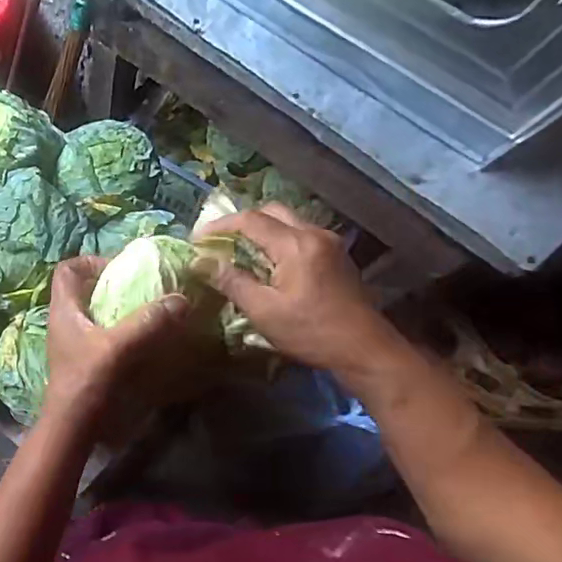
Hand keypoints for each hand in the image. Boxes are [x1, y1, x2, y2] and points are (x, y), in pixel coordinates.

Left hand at [41, 255, 192, 426]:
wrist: (72, 424)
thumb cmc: (87, 380)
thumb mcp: (119, 346)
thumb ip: (148, 322)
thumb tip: (180, 299)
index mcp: (63, 310)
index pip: (66, 270)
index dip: (90, 261)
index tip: (119, 267)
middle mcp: (63, 322)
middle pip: (82, 289)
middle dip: (111, 284)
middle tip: (142, 287)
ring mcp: (70, 342)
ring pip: (92, 312)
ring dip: (117, 308)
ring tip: (147, 311)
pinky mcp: (81, 360)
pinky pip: (100, 333)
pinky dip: (119, 329)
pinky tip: (142, 339)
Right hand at [191, 204, 414, 382]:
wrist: (365, 349)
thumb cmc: (310, 332)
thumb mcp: (263, 310)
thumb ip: (232, 281)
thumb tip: (202, 262)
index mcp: (295, 245)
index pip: (250, 220)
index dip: (219, 226)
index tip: (197, 240)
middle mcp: (315, 235)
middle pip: (272, 212)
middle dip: (241, 222)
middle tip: (219, 241)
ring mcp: (329, 244)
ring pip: (288, 222)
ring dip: (260, 231)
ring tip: (238, 252)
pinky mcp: (336, 257)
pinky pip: (300, 235)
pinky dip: (277, 240)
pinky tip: (266, 262)